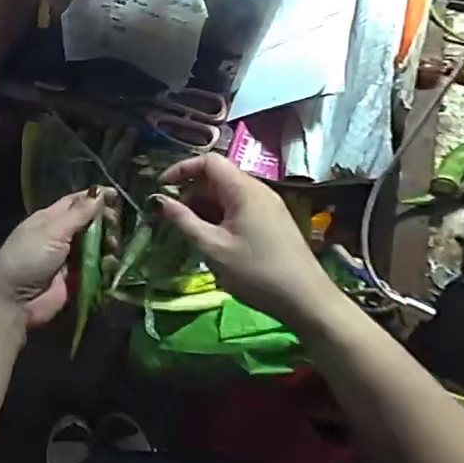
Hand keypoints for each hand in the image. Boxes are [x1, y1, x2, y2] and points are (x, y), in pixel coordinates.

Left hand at [0, 187, 108, 326]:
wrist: (15, 301)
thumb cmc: (28, 258)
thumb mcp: (52, 231)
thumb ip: (78, 213)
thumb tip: (100, 191)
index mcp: (50, 218)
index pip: (76, 201)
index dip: (96, 197)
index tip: (117, 197)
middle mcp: (61, 235)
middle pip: (91, 222)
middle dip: (106, 222)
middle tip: (116, 225)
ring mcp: (70, 257)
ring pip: (97, 244)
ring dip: (109, 243)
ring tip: (112, 246)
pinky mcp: (78, 278)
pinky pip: (98, 266)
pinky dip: (106, 264)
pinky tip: (109, 263)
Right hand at [152, 155, 337, 320]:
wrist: (307, 301)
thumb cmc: (256, 272)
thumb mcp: (212, 247)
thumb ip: (183, 220)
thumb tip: (157, 200)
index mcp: (244, 190)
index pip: (209, 161)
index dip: (182, 169)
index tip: (161, 187)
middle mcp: (258, 190)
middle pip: (217, 177)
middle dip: (190, 192)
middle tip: (172, 217)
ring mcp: (268, 206)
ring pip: (227, 194)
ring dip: (203, 207)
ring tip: (190, 231)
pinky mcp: (272, 221)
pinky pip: (239, 207)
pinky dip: (219, 216)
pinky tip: (212, 240)